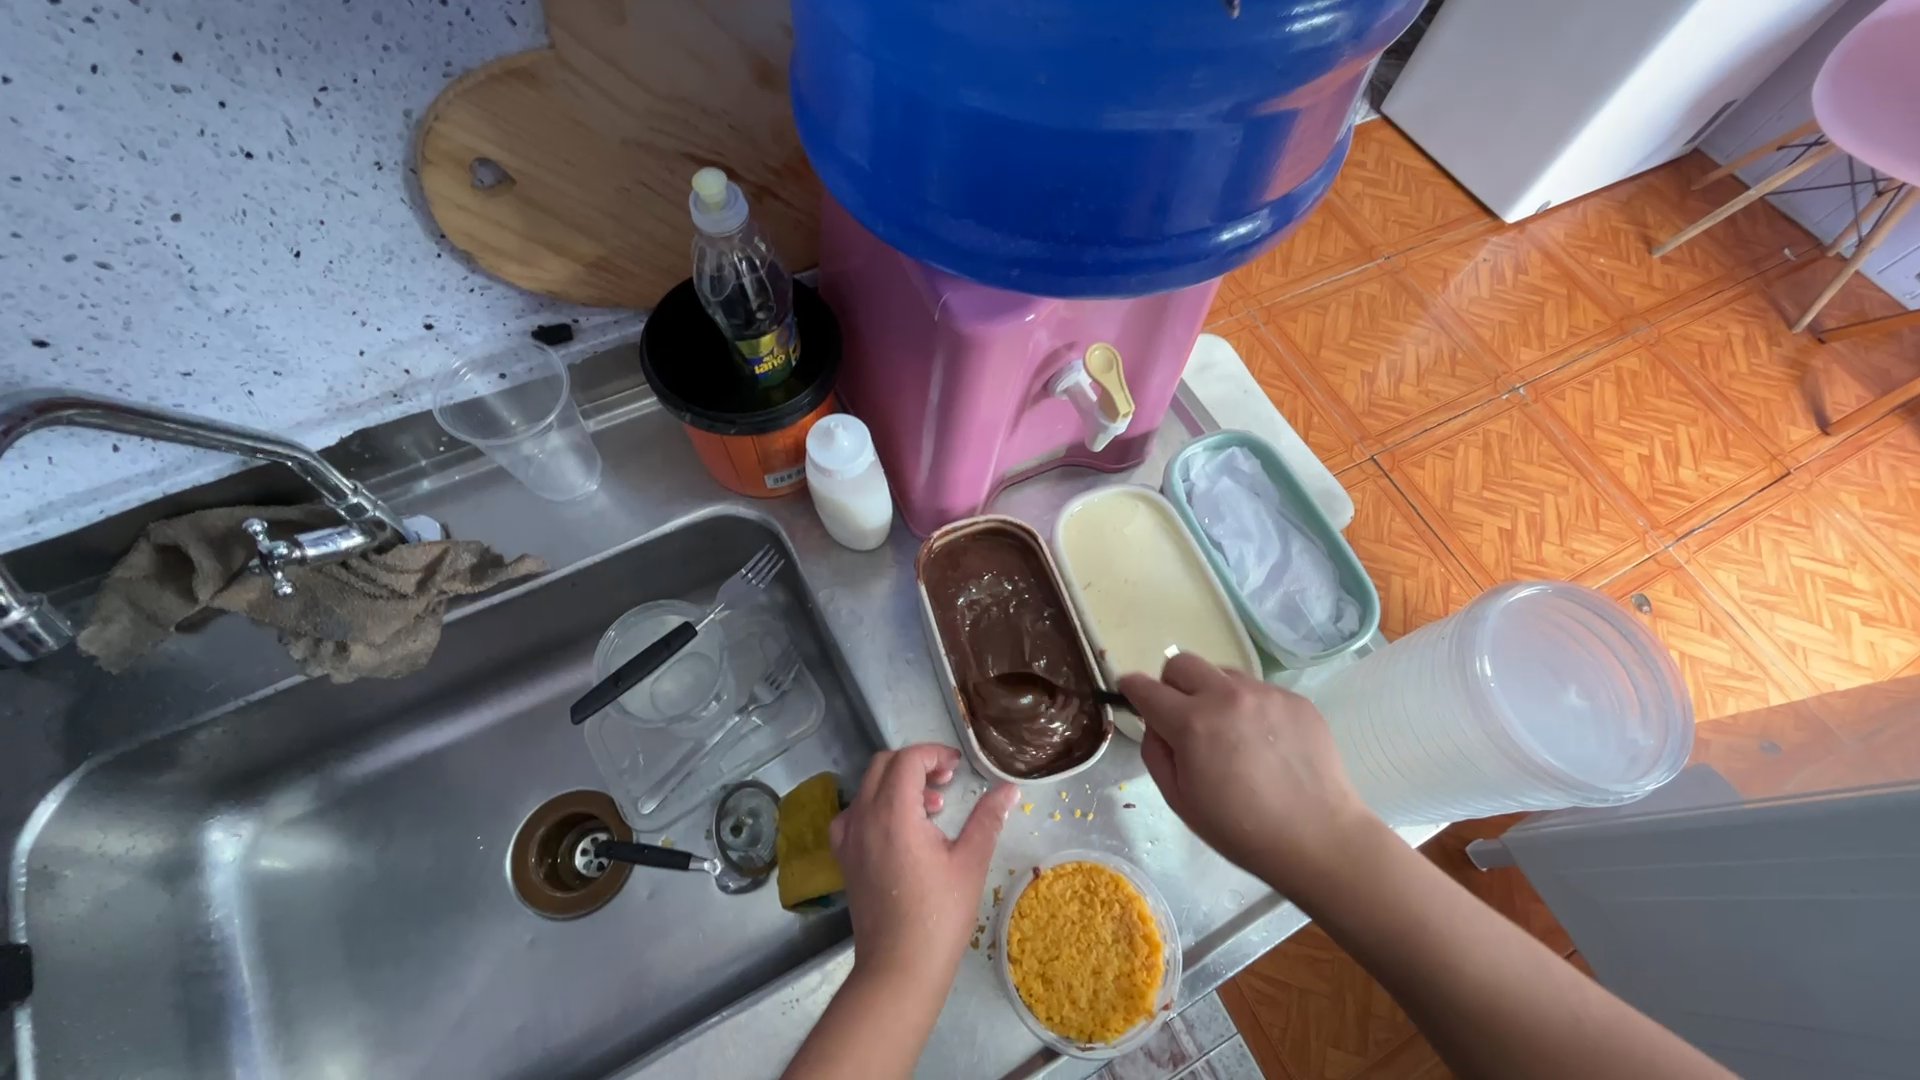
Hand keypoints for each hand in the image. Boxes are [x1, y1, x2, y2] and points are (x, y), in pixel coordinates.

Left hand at [830, 744, 1021, 990]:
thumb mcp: (970, 863)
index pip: (908, 760)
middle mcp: (864, 817)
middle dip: (916, 764)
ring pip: (867, 787)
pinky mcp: (844, 858)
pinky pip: (853, 814)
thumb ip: (988, 819)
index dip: (934, 754)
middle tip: (946, 781)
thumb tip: (1009, 789)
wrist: (899, 969)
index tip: (958, 766)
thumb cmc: (939, 915)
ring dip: (897, 784)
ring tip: (932, 808)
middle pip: (883, 765)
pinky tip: (897, 829)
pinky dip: (875, 807)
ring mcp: (849, 838)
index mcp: (894, 813)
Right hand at [1119, 654, 1381, 895]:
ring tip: (1233, 735)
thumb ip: (1155, 751)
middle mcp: (1226, 696)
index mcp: (1191, 722)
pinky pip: (1259, 691)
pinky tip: (1266, 745)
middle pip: (1181, 662)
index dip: (1132, 689)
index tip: (1131, 694)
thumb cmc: (1239, 829)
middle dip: (1173, 685)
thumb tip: (1157, 724)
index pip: (1145, 686)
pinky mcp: (1296, 699)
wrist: (1318, 838)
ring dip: (1215, 695)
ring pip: (1222, 674)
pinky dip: (1251, 709)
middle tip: (1185, 718)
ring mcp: (1265, 694)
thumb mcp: (1178, 798)